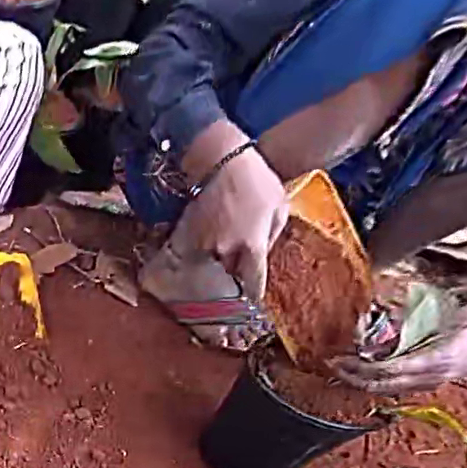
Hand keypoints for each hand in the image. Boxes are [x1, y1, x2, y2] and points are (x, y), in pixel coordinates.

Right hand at [172, 120, 288, 301]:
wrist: (222, 162)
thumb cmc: (256, 181)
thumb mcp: (279, 206)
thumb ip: (271, 237)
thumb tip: (260, 255)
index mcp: (252, 245)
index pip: (252, 281)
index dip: (252, 295)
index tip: (251, 305)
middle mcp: (226, 251)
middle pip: (227, 282)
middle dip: (230, 292)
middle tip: (231, 301)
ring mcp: (204, 247)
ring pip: (208, 272)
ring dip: (211, 280)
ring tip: (211, 288)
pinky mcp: (188, 239)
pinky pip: (195, 259)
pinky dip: (198, 264)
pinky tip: (199, 266)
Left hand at [330, 280, 466, 393]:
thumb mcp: (447, 314)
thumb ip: (414, 322)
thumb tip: (379, 319)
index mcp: (438, 359)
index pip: (386, 371)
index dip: (358, 368)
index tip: (338, 360)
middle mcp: (436, 375)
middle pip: (383, 385)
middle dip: (354, 378)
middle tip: (333, 366)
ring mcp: (439, 379)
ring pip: (391, 388)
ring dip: (365, 381)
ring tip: (344, 371)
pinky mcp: (440, 378)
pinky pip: (403, 385)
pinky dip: (382, 380)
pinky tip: (368, 373)